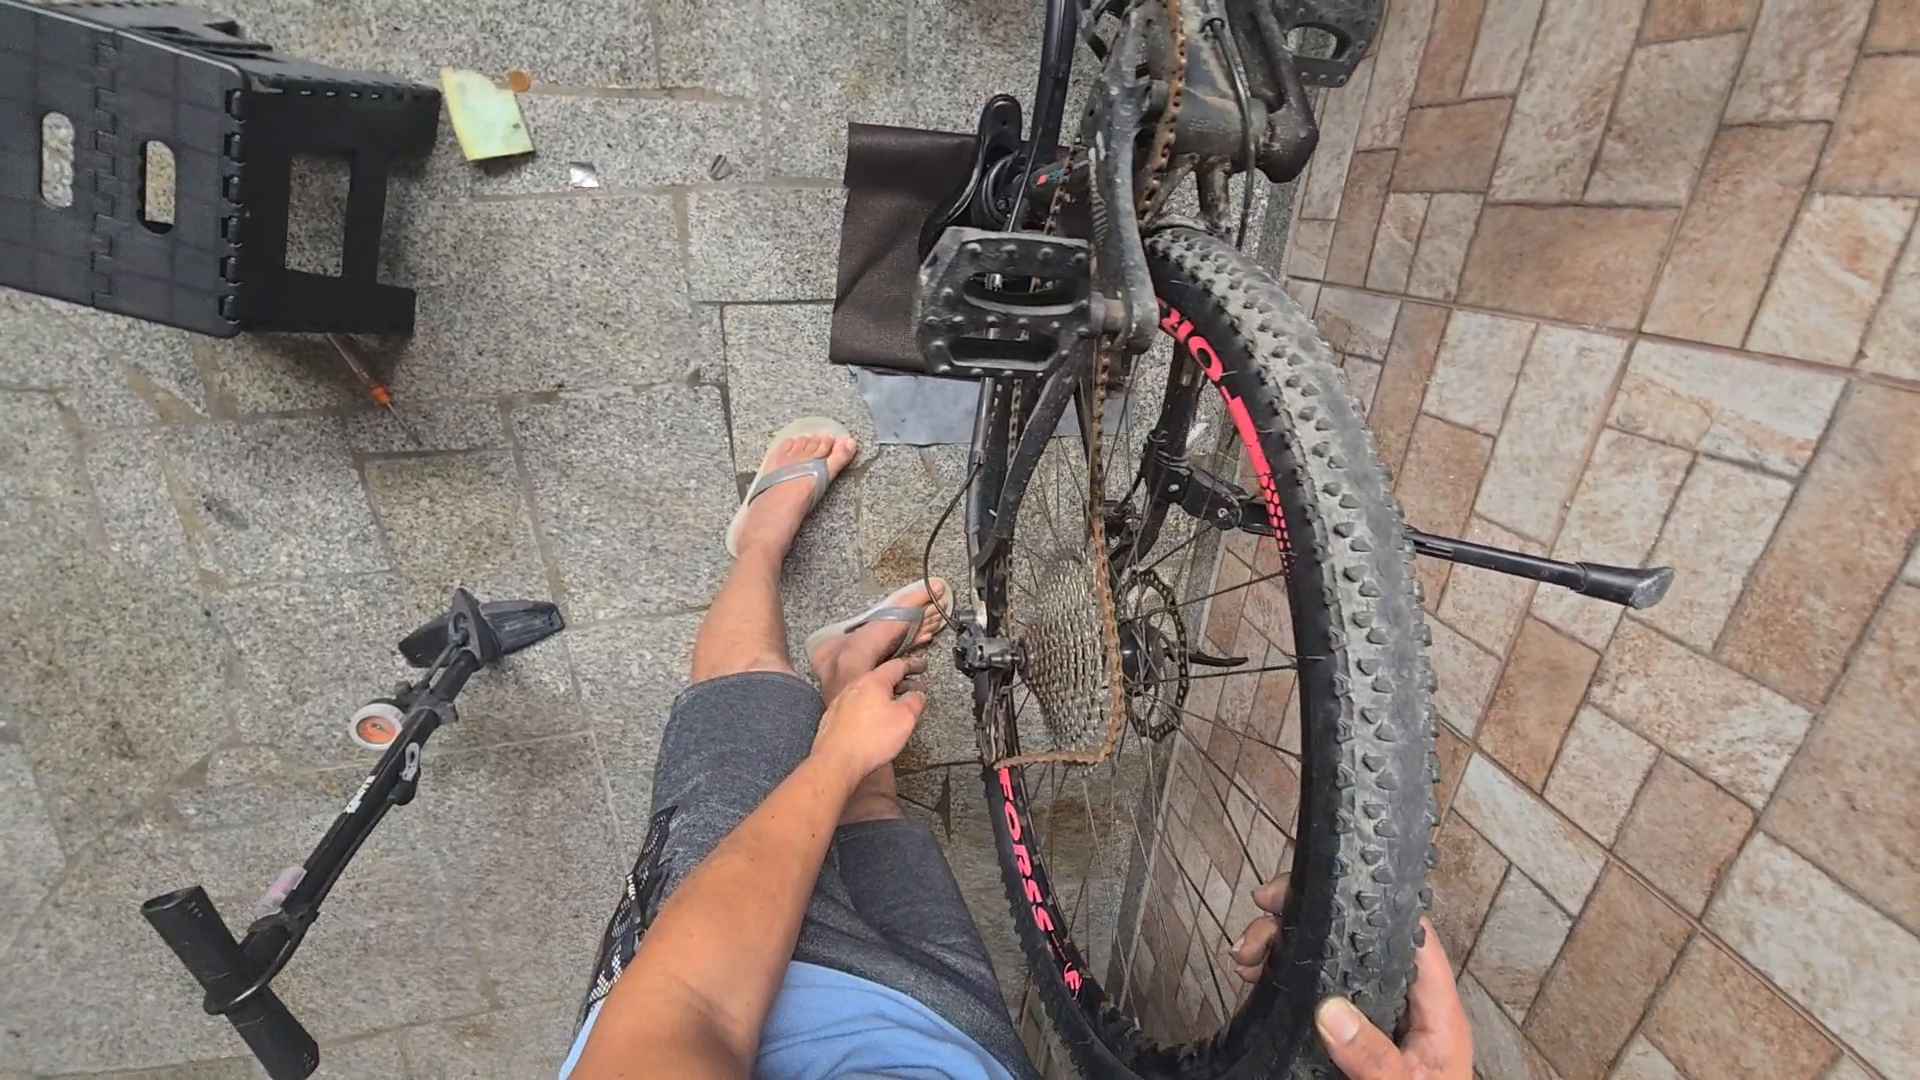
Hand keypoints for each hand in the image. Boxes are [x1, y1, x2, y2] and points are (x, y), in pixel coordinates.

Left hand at [810, 656, 927, 784]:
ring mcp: (841, 702)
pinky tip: (873, 722)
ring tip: (895, 708)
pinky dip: (868, 709)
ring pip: (867, 693)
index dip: (912, 665)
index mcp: (874, 681)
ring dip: (883, 697)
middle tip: (913, 689)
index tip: (921, 666)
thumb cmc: (871, 739)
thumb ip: (915, 701)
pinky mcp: (833, 718)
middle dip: (899, 682)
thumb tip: (918, 694)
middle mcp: (855, 686)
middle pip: (880, 677)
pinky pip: (855, 707)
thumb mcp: (906, 718)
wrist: (836, 761)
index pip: (897, 665)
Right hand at [1230, 885, 1469, 1079]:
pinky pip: (1305, 979)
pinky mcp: (1338, 1024)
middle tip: (1261, 908)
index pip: (1410, 934)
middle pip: (1352, 932)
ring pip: (1321, 951)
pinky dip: (1275, 967)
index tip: (1315, 892)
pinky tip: (1251, 970)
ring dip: (1278, 940)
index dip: (1368, 901)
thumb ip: (1375, 1060)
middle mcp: (1397, 998)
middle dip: (1301, 914)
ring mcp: (1365, 1008)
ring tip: (1245, 953)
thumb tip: (1329, 1010)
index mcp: (1431, 1010)